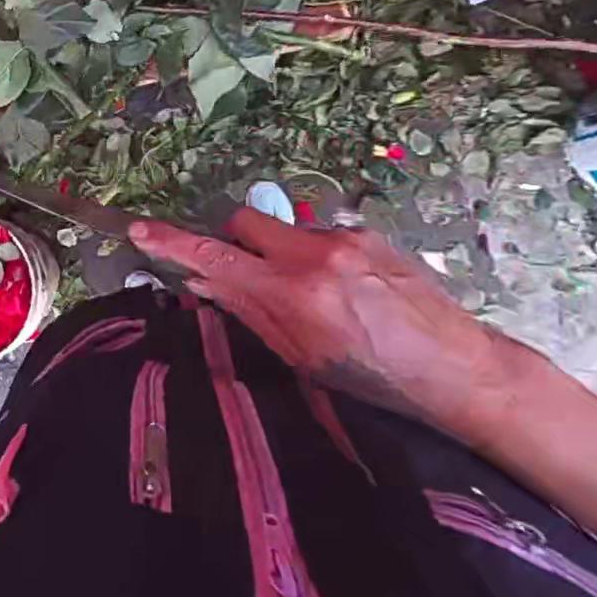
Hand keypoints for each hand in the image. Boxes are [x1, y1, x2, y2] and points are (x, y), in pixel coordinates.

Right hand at [129, 208, 498, 414]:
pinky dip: (315, 256)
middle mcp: (314, 253)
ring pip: (285, 229)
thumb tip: (201, 278)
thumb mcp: (300, 356)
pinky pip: (320, 234)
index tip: (141, 228)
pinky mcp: (366, 231)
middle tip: (248, 273)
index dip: (173, 243)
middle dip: (235, 240)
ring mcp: (343, 236)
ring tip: (314, 294)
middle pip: (244, 220)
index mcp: (292, 294)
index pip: (216, 258)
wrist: (454, 366)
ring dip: (281, 252)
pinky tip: (345, 289)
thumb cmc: (372, 377)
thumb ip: (247, 309)